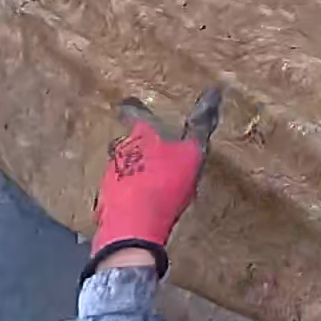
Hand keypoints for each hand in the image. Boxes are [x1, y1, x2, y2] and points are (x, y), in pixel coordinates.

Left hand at [84, 85, 222, 278]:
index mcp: (142, 134)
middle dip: (142, 145)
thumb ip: (201, 125)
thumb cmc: (165, 185)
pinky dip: (130, 193)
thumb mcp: (192, 154)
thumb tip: (214, 91)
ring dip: (136, 169)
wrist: (132, 229)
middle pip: (131, 141)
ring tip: (154, 182)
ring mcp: (110, 175)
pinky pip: (120, 190)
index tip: (134, 103)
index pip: (133, 112)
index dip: (135, 108)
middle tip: (159, 152)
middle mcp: (121, 149)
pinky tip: (143, 205)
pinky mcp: (106, 199)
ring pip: (124, 165)